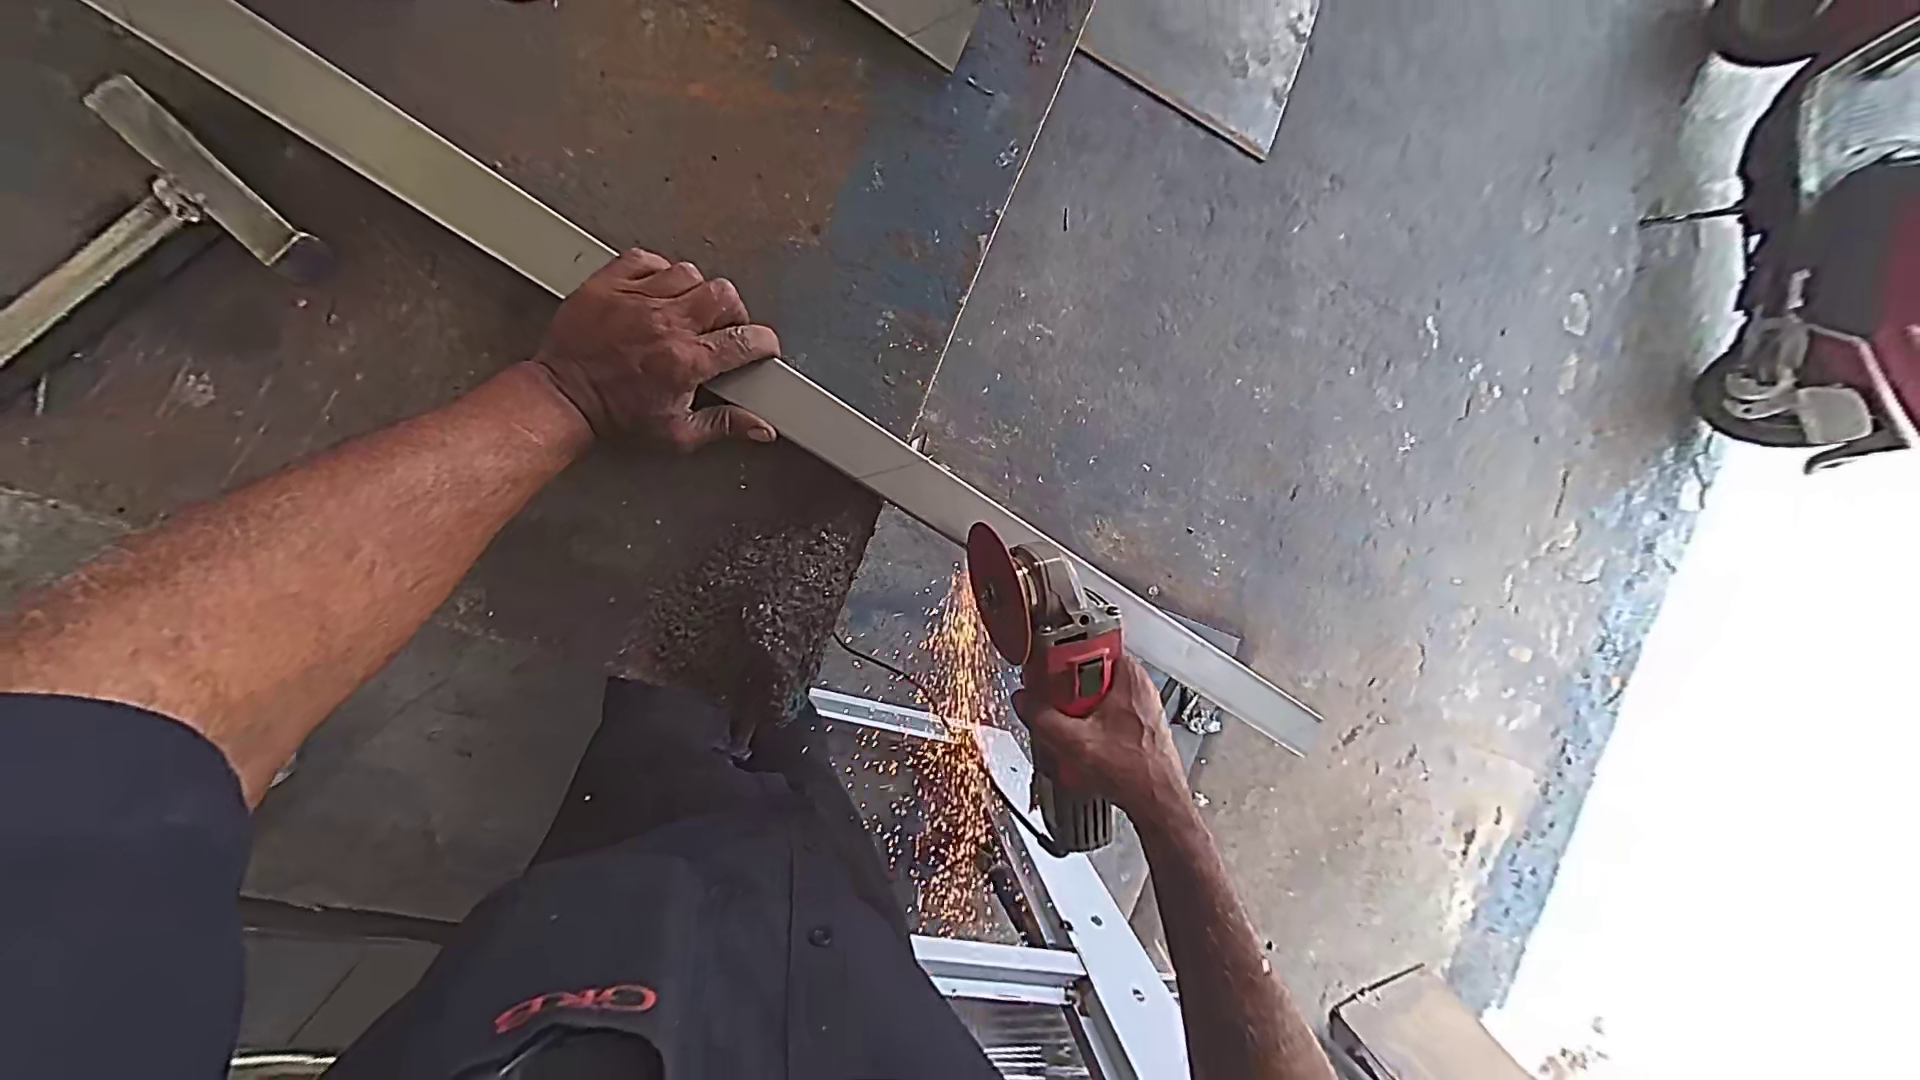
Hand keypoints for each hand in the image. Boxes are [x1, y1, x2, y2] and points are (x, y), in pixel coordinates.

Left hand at [528, 248, 781, 447]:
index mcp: (686, 361)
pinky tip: (658, 293)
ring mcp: (636, 299)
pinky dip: (659, 271)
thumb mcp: (680, 434)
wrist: (564, 398)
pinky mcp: (609, 284)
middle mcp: (665, 324)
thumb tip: (760, 427)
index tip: (762, 347)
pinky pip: (646, 259)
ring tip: (688, 312)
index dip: (764, 342)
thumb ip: (725, 426)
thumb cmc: (616, 415)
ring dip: (697, 292)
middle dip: (734, 312)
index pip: (745, 339)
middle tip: (724, 329)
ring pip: (689, 273)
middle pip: (723, 295)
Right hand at [1012, 656, 1193, 825]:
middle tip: (1054, 705)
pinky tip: (1084, 742)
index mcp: (1129, 675)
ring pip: (1097, 693)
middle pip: (1089, 672)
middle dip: (1067, 689)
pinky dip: (1091, 721)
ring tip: (1067, 727)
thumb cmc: (1135, 773)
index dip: (1063, 657)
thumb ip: (1042, 718)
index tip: (1048, 670)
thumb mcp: (1074, 743)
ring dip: (1078, 708)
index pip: (1088, 646)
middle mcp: (1139, 684)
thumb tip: (1024, 701)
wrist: (1158, 803)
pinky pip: (1106, 710)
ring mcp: (1141, 704)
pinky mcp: (1140, 722)